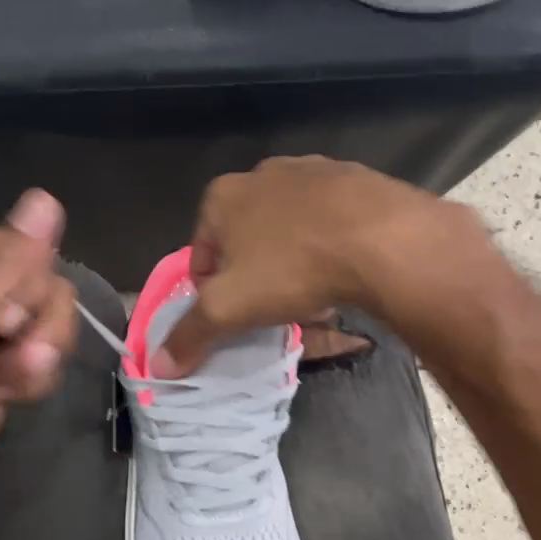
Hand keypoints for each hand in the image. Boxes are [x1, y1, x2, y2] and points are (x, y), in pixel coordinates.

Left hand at [0, 191, 76, 494]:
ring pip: (56, 325)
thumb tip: (47, 198)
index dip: (25, 289)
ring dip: (33, 361)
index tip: (0, 320)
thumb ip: (5, 264)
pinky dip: (29, 382)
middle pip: (49, 287)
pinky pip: (49, 360)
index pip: (28, 250)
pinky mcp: (11, 364)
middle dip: (34, 329)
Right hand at [154, 156, 525, 376]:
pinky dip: (326, 249)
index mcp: (222, 196)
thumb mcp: (227, 311)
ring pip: (287, 231)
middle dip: (251, 277)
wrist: (383, 240)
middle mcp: (263, 174)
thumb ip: (189, 336)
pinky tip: (338, 275)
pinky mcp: (356, 180)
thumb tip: (157, 366)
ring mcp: (312, 171)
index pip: (200, 254)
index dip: (210, 293)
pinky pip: (327, 224)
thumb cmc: (290, 269)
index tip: (232, 316)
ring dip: (289, 264)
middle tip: (268, 310)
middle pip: (244, 241)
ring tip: (306, 296)